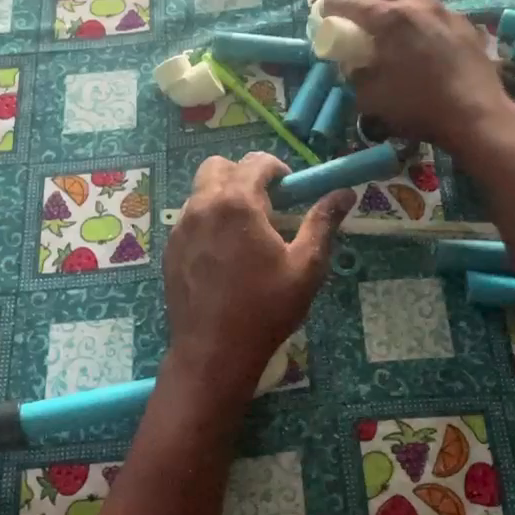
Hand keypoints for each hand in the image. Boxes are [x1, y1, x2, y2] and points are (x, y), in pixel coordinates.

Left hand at [163, 152, 348, 396]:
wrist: (213, 352)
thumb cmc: (265, 308)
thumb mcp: (305, 267)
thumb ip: (323, 223)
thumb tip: (344, 193)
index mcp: (237, 203)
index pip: (255, 162)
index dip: (277, 169)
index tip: (290, 190)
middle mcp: (202, 206)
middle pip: (218, 167)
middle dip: (243, 175)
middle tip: (266, 205)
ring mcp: (181, 228)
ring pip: (201, 193)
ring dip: (224, 198)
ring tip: (246, 233)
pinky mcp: (169, 250)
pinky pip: (189, 220)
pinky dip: (208, 222)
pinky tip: (225, 256)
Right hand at [320, 0, 514, 153]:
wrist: (477, 117)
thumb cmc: (418, 106)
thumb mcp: (372, 98)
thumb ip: (357, 76)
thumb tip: (354, 66)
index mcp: (392, 20)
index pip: (352, 1)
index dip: (333, 4)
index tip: (326, 11)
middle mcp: (422, 8)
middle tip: (377, 15)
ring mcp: (451, 17)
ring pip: (424, 0)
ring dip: (410, 14)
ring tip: (406, 45)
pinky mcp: (471, 32)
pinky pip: (444, 22)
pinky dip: (431, 33)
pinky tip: (434, 60)